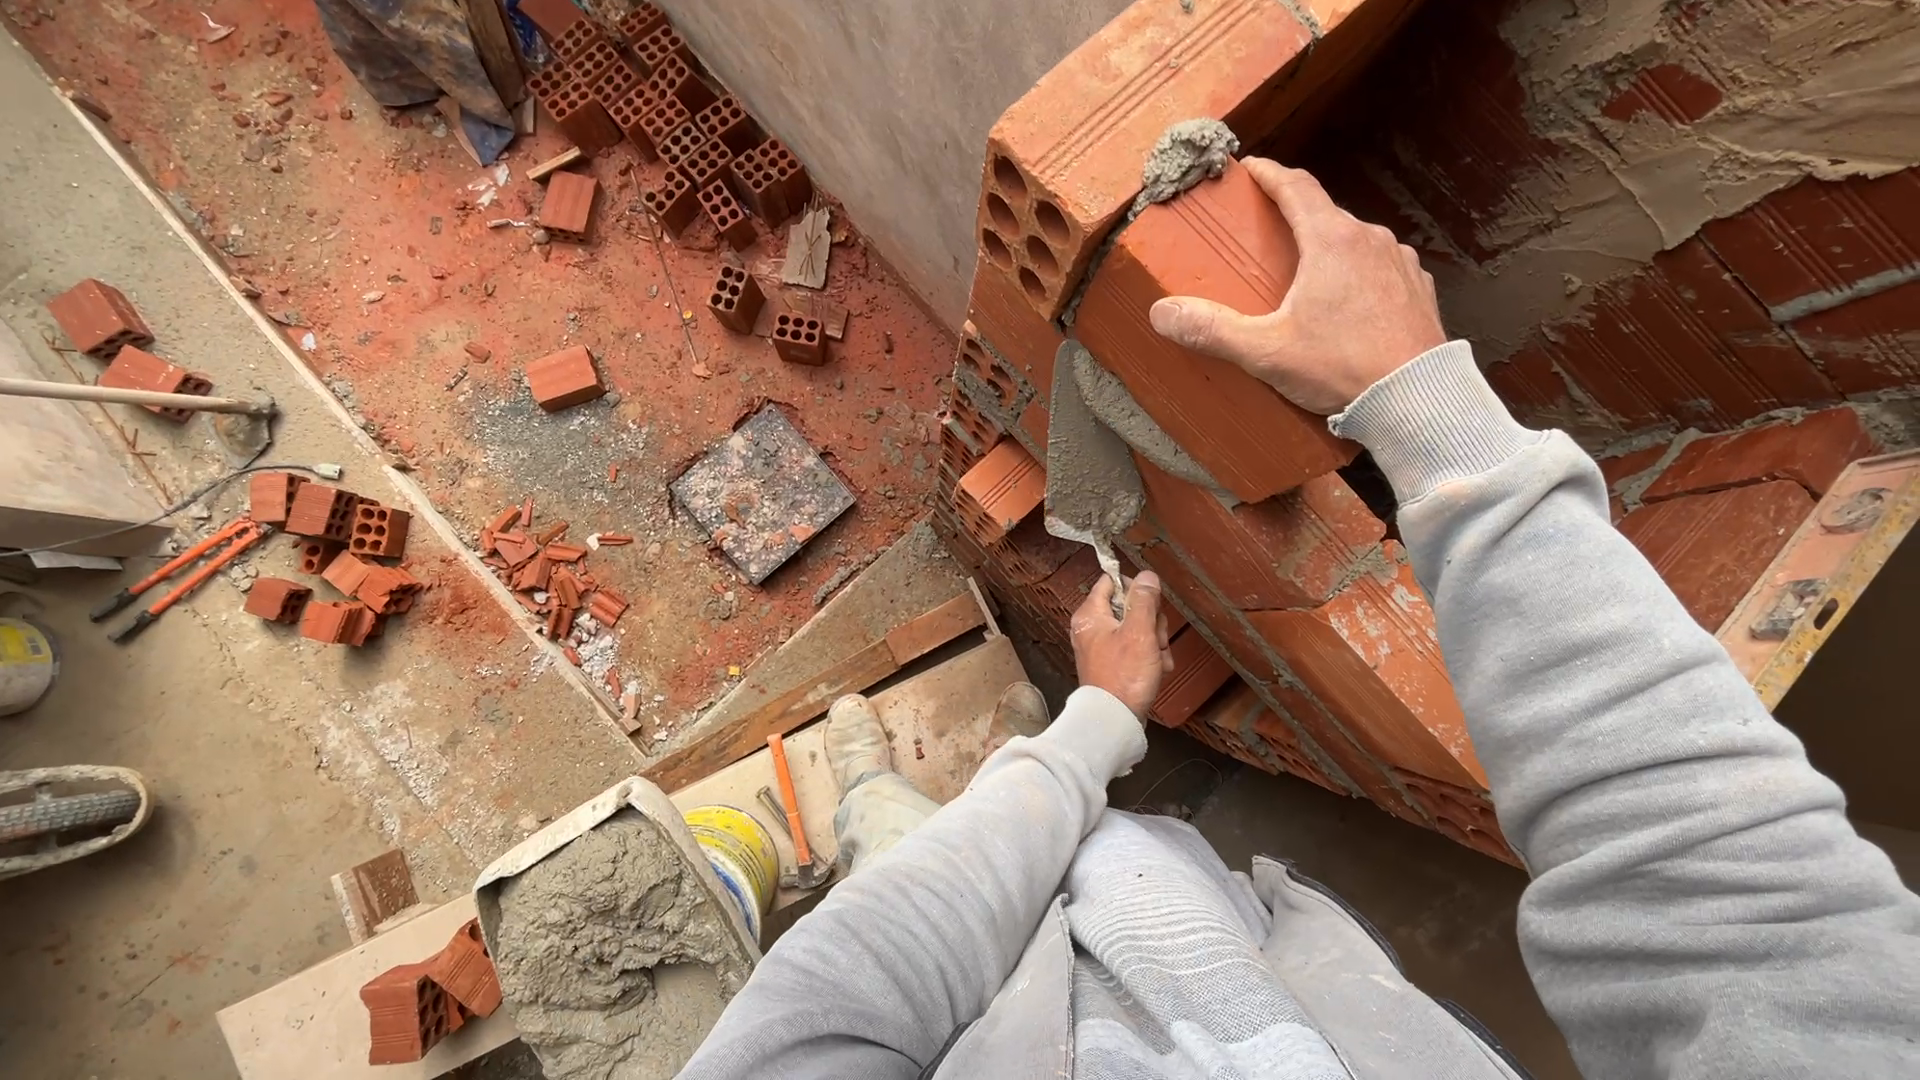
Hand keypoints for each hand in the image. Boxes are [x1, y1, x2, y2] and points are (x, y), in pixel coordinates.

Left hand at [1070, 572, 1173, 717]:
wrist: (1115, 719)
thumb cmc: (1123, 676)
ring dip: (1154, 642)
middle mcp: (1092, 627)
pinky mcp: (1113, 663)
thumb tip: (1146, 576)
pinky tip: (1157, 669)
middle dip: (1151, 622)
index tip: (1150, 602)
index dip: (1135, 587)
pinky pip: (1136, 648)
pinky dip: (1149, 657)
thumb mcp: (1139, 632)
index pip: (1111, 581)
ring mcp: (1102, 646)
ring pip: (1138, 628)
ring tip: (1156, 659)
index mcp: (1091, 614)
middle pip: (1129, 606)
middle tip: (1153, 639)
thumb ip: (1143, 601)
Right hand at [1147, 158, 1445, 414]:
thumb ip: (1212, 330)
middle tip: (1267, 234)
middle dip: (1294, 219)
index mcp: (1332, 241)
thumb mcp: (1265, 351)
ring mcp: (1400, 264)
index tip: (1251, 168)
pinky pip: (1379, 271)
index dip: (1270, 174)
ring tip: (1304, 277)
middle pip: (1325, 215)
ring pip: (1354, 244)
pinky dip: (1356, 277)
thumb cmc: (1341, 367)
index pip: (1296, 187)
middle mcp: (1371, 240)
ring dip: (1327, 251)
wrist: (1416, 399)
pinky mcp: (1417, 291)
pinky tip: (1344, 306)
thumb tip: (1163, 312)